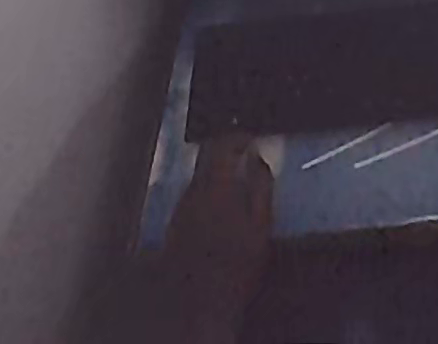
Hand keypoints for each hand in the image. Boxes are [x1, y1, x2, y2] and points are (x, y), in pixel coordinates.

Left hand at [165, 136, 272, 330]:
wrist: (200, 301)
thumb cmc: (237, 263)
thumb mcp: (260, 225)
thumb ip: (260, 186)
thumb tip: (258, 158)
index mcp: (216, 182)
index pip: (223, 143)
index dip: (239, 136)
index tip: (253, 140)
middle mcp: (195, 186)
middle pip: (206, 151)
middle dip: (225, 146)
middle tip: (244, 151)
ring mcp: (183, 202)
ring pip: (199, 171)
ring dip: (216, 167)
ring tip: (236, 176)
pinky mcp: (176, 219)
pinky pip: (193, 190)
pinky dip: (207, 186)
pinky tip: (219, 202)